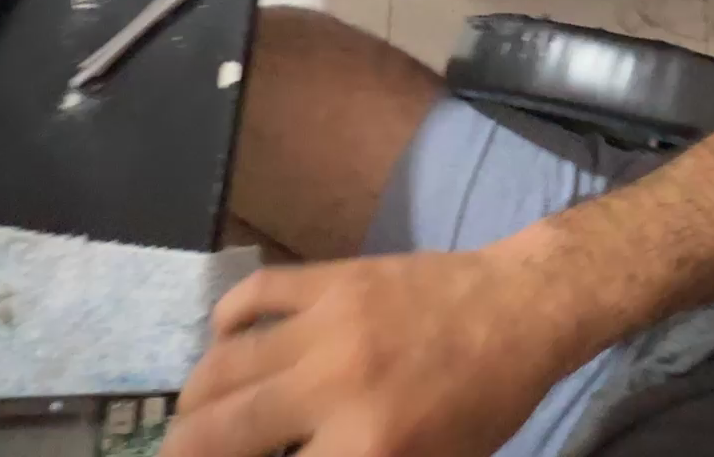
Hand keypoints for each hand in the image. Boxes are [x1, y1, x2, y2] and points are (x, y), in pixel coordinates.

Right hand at [162, 240, 615, 456]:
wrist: (519, 306)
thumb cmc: (484, 402)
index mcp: (367, 452)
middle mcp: (335, 388)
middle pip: (217, 434)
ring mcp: (331, 322)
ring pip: (222, 365)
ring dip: (194, 399)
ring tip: (194, 416)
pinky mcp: (338, 274)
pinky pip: (258, 291)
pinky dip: (228, 318)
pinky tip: (225, 339)